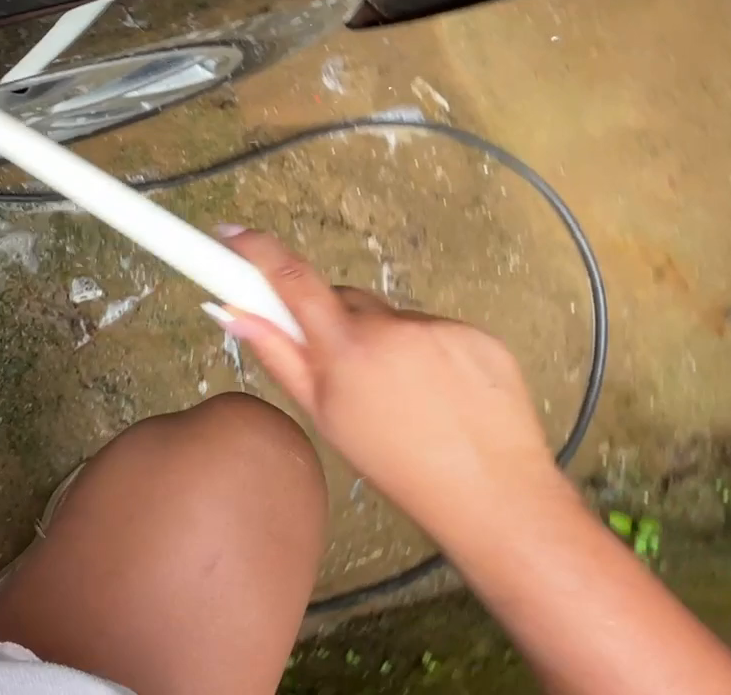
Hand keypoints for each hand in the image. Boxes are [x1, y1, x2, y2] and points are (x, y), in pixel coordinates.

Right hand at [209, 226, 561, 538]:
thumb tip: (234, 314)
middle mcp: (392, 327)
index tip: (234, 234)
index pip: (291, 278)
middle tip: (334, 361)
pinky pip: (430, 328)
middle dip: (328, 317)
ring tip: (395, 389)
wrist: (496, 496)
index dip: (257, 249)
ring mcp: (439, 328)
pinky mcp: (478, 335)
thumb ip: (277, 355)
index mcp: (346, 348)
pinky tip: (433, 389)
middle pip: (341, 297)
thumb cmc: (395, 462)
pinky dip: (421, 348)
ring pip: (386, 316)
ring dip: (377, 337)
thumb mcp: (320, 413)